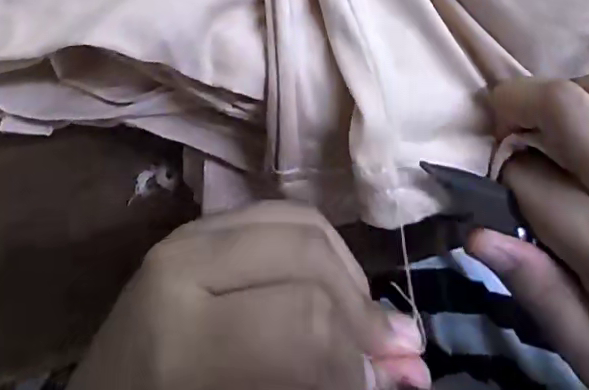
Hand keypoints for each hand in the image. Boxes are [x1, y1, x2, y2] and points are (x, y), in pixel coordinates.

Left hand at [68, 201, 430, 389]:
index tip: (391, 386)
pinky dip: (316, 249)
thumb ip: (320, 386)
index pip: (301, 320)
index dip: (358, 356)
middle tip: (395, 354)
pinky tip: (328, 287)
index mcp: (180, 334)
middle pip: (305, 251)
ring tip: (364, 321)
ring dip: (344, 270)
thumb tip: (408, 375)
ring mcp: (188, 233)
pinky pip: (274, 216)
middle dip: (360, 305)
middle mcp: (183, 262)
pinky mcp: (197, 226)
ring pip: (297, 220)